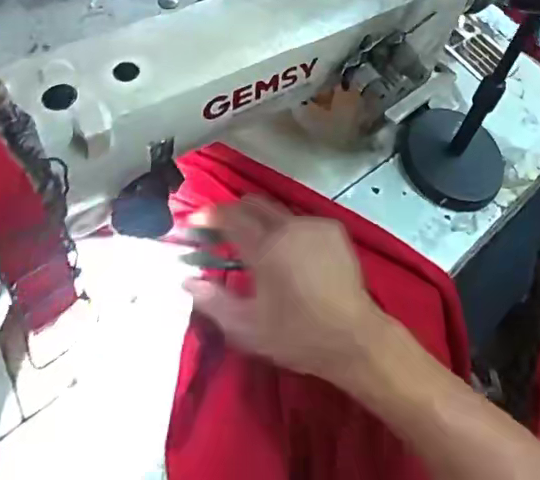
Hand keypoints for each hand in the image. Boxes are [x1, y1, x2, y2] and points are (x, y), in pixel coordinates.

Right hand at [182, 197, 388, 382]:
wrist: (351, 335)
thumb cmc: (296, 335)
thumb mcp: (246, 327)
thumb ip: (212, 301)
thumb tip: (188, 282)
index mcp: (266, 248)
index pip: (231, 217)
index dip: (209, 215)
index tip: (195, 222)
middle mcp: (290, 227)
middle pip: (255, 204)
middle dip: (234, 212)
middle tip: (221, 231)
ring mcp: (315, 224)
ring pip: (279, 212)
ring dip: (262, 223)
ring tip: (256, 248)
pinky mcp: (334, 229)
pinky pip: (302, 221)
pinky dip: (288, 231)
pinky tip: (289, 254)